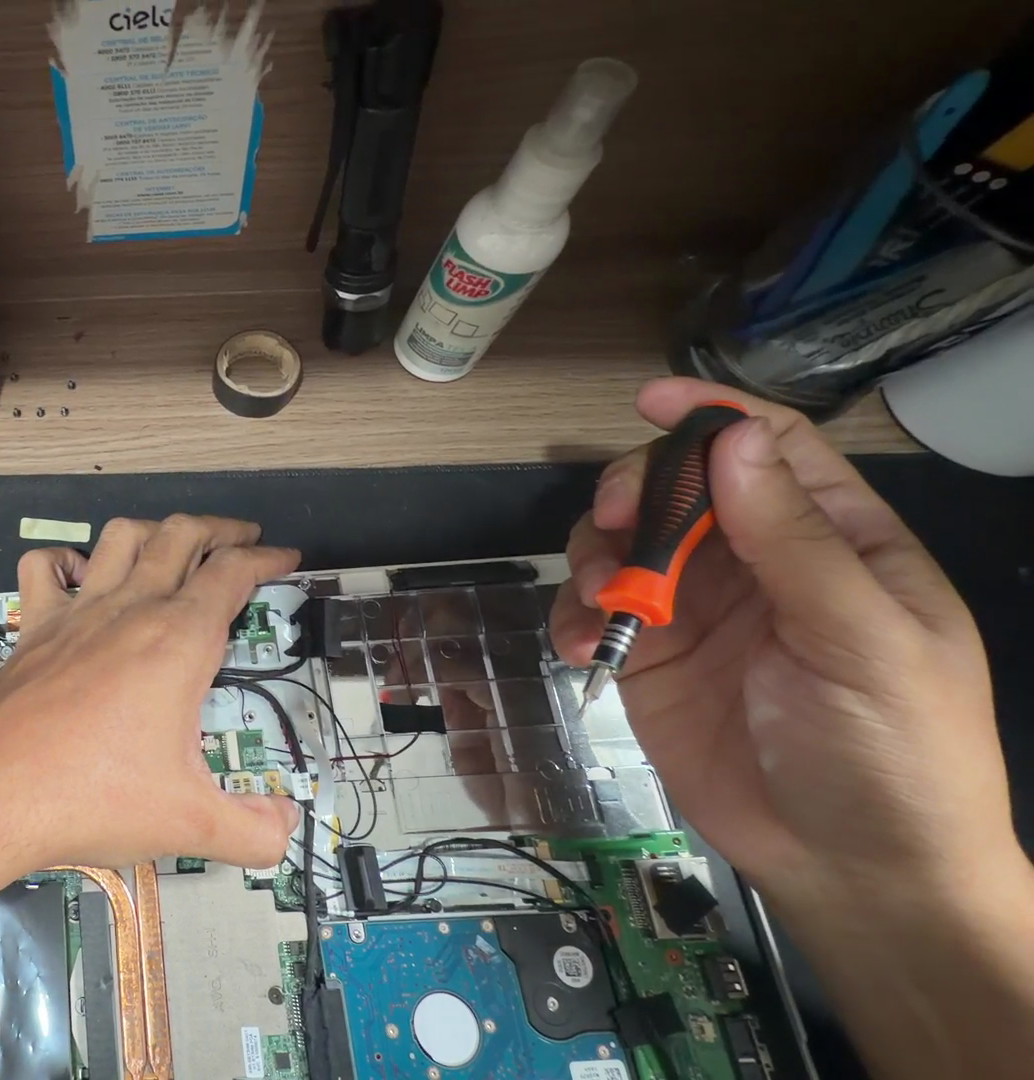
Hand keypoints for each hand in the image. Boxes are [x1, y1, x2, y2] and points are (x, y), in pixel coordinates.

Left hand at [0, 514, 302, 872]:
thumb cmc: (94, 799)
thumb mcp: (191, 826)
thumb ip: (255, 831)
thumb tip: (286, 826)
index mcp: (178, 640)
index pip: (232, 573)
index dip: (266, 559)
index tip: (284, 558)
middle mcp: (130, 609)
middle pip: (182, 535)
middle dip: (221, 528)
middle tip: (243, 539)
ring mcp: (77, 612)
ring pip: (121, 536)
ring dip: (154, 530)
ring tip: (174, 546)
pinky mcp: (35, 627)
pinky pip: (44, 568)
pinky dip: (65, 560)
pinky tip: (81, 577)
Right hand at [550, 378, 1012, 914]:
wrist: (844, 863)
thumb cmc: (888, 750)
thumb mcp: (861, 640)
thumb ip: (794, 541)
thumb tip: (731, 444)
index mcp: (831, 545)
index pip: (771, 453)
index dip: (715, 418)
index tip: (651, 403)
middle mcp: (752, 565)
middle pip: (673, 490)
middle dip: (631, 492)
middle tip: (610, 522)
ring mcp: (691, 609)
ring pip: (618, 544)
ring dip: (593, 557)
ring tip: (600, 601)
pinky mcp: (643, 653)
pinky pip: (588, 610)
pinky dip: (569, 617)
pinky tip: (579, 646)